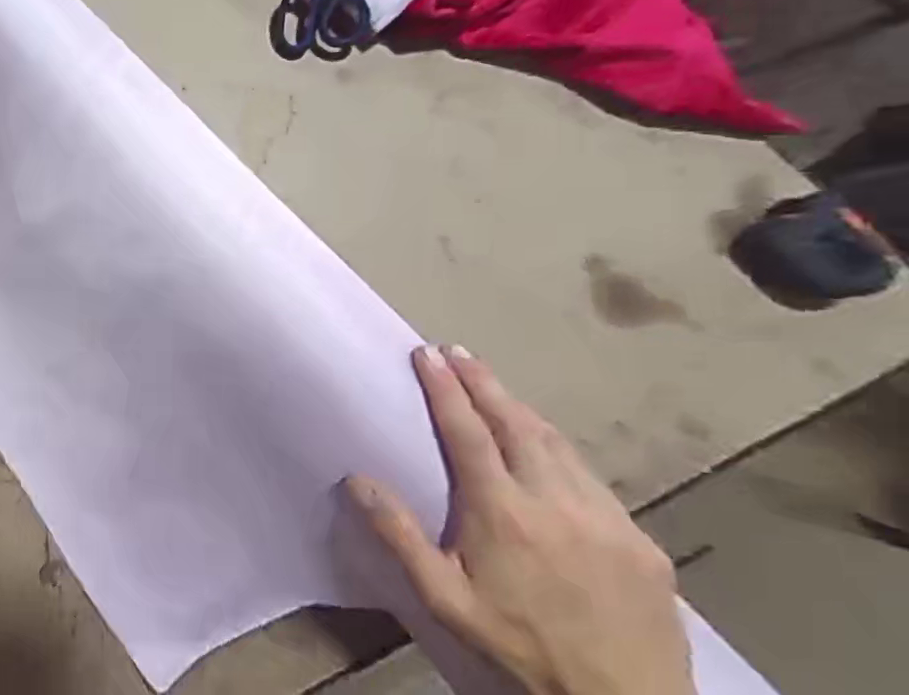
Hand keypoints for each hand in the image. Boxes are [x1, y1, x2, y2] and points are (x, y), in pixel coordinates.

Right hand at [345, 346, 694, 694]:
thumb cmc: (519, 647)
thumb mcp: (446, 600)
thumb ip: (400, 536)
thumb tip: (357, 478)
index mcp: (504, 512)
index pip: (467, 432)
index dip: (445, 388)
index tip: (427, 354)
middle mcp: (557, 502)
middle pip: (516, 424)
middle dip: (483, 383)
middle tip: (457, 352)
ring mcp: (607, 520)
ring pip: (559, 445)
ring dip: (521, 410)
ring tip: (495, 388)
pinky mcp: (642, 543)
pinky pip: (592, 479)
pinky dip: (560, 450)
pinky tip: (549, 451)